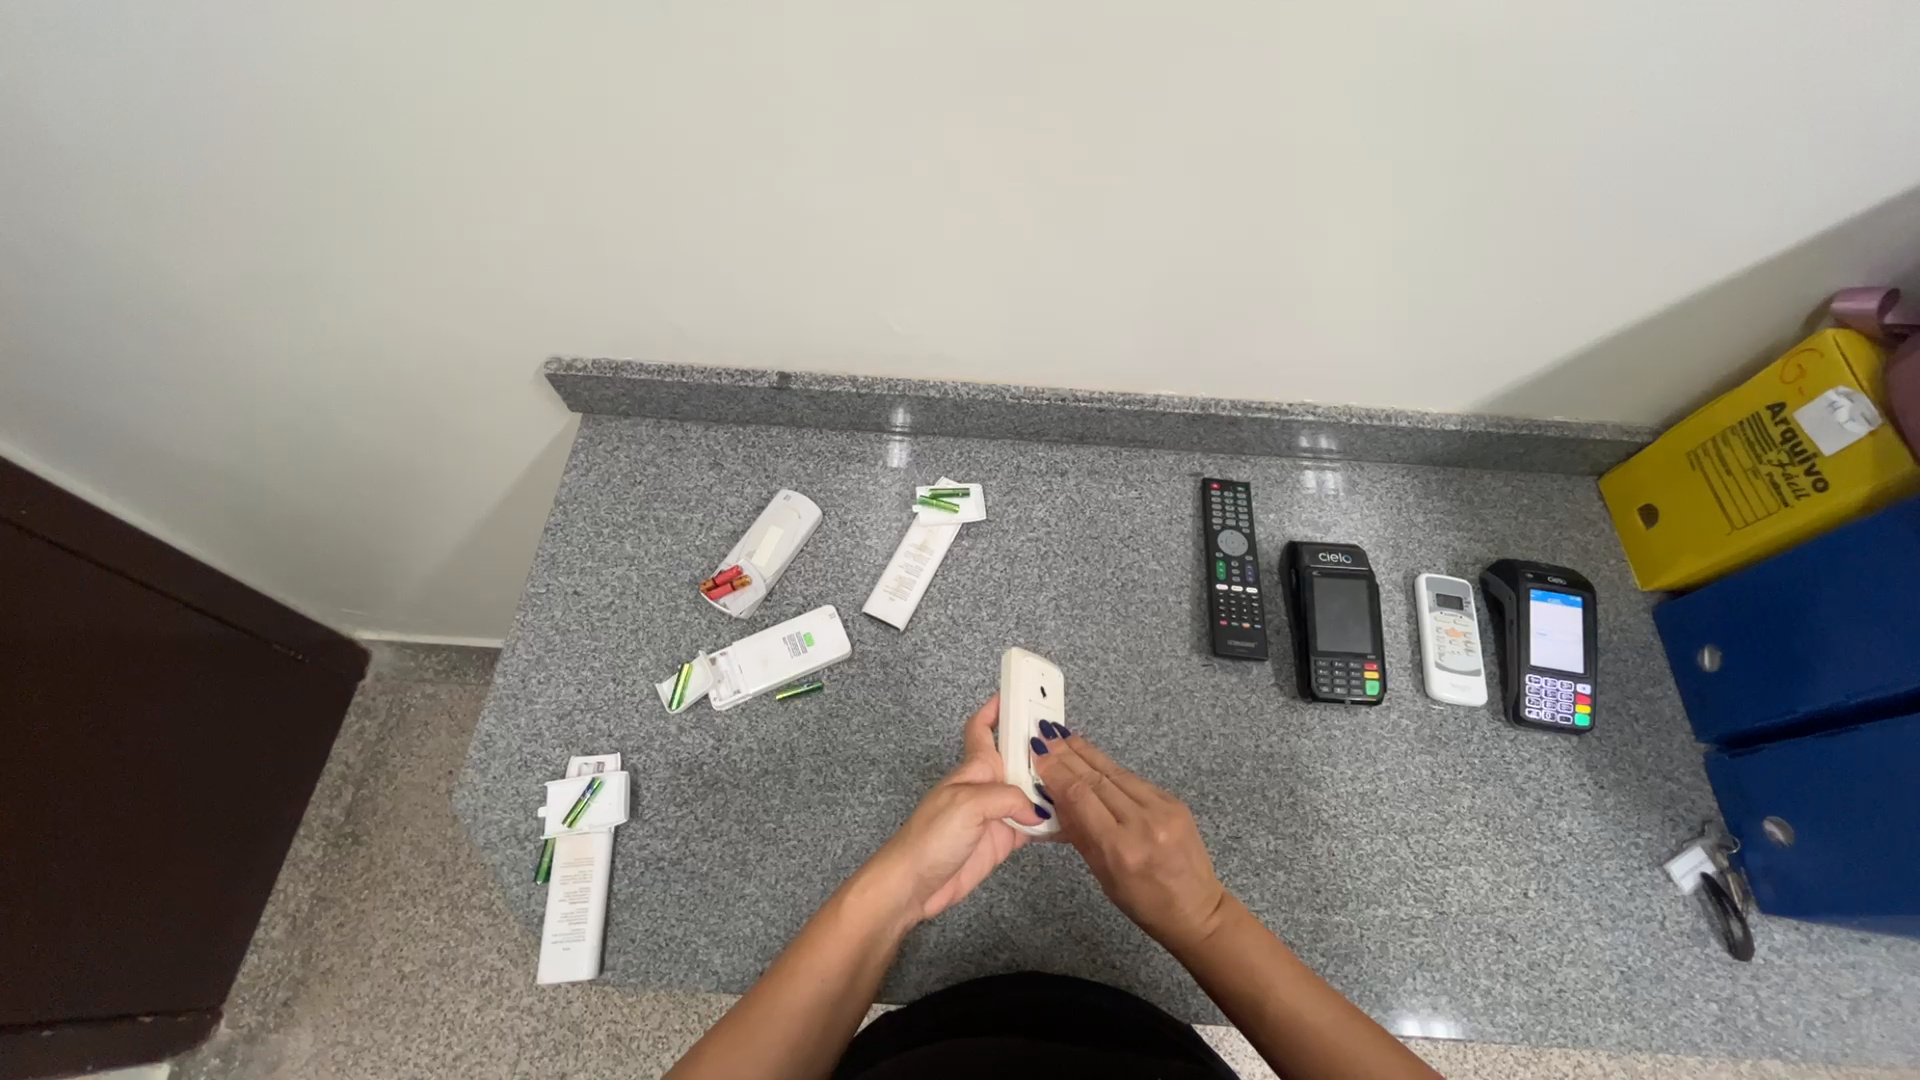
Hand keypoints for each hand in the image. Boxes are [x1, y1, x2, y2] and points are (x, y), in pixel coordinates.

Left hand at [860, 695, 1048, 925]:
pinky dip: (1052, 823)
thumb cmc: (928, 838)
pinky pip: (1034, 826)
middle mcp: (987, 786)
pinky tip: (1070, 821)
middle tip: (1068, 740)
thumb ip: (1007, 797)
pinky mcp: (1002, 839)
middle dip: (1040, 748)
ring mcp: (996, 813)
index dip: (997, 707)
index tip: (1018, 691)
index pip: (984, 728)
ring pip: (1031, 792)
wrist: (915, 885)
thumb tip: (1036, 808)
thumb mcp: (968, 805)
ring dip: (1051, 787)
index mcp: (975, 768)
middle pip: (1018, 758)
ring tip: (1077, 781)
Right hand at [1030, 725, 1230, 951]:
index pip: (1080, 797)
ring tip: (1064, 737)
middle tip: (1045, 736)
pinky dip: (1109, 767)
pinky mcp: (1174, 801)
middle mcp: (1142, 823)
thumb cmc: (1142, 901)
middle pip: (1096, 780)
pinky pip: (1134, 780)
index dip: (1057, 772)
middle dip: (1067, 756)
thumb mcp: (1101, 873)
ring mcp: (1162, 809)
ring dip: (1087, 753)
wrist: (1196, 908)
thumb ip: (1078, 832)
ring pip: (1115, 773)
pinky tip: (1093, 756)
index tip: (1038, 755)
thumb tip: (1054, 796)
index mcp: (1120, 848)